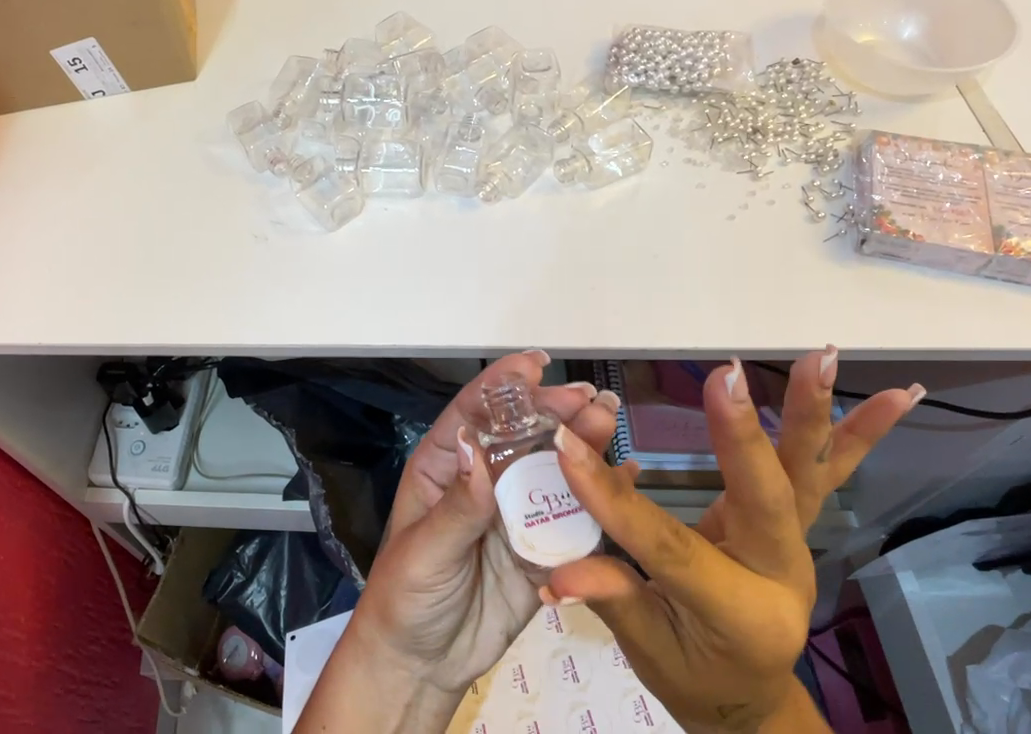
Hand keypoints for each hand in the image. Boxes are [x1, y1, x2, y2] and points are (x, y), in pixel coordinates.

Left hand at [297, 351, 618, 733]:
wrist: (422, 664)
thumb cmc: (405, 597)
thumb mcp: (423, 551)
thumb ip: (456, 506)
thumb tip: (476, 447)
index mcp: (445, 468)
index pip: (474, 415)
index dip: (503, 386)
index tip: (535, 364)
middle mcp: (483, 482)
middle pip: (522, 438)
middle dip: (554, 412)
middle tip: (591, 399)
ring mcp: (515, 515)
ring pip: (552, 472)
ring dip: (581, 446)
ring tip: (609, 422)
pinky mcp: (542, 552)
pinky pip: (574, 522)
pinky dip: (600, 500)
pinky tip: (625, 477)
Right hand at [545, 353, 921, 733]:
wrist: (747, 695)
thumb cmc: (692, 675)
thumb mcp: (646, 650)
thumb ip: (612, 597)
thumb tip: (554, 573)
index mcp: (739, 612)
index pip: (668, 546)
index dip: (611, 500)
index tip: (566, 447)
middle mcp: (780, 573)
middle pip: (765, 497)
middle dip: (740, 432)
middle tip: (725, 374)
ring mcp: (794, 544)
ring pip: (807, 472)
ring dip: (815, 411)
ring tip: (825, 355)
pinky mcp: (795, 523)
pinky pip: (828, 473)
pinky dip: (862, 432)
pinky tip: (900, 394)